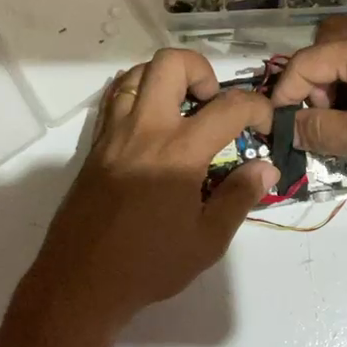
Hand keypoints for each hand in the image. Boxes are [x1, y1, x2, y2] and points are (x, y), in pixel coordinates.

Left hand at [24, 48, 278, 326]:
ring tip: (181, 109)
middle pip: (171, 63)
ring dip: (166, 78)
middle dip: (201, 71)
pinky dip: (137, 92)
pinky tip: (150, 120)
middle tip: (211, 104)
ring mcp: (115, 131)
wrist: (80, 282)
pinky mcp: (96, 142)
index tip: (264, 126)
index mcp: (179, 151)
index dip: (257, 108)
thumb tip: (265, 168)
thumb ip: (239, 197)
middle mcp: (146, 129)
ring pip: (139, 72)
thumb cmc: (148, 265)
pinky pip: (116, 96)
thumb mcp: (206, 241)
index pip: (229, 107)